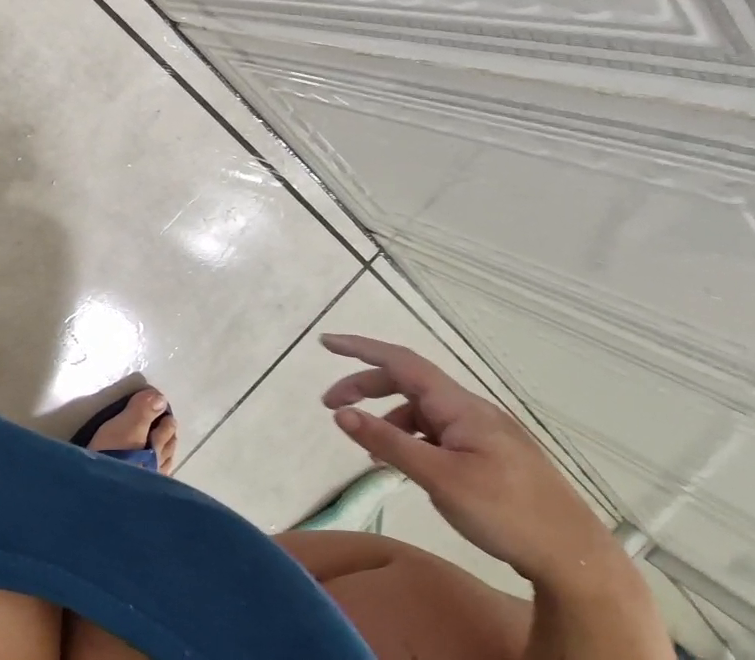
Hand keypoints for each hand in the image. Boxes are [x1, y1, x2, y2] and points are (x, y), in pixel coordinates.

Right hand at [319, 333, 620, 586]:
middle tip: (330, 407)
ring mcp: (486, 434)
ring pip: (423, 411)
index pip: (403, 362)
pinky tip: (405, 464)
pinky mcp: (492, 456)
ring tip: (369, 450)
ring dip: (388, 419)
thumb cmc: (508, 514)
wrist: (578, 561)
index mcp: (462, 408)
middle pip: (409, 383)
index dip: (361, 348)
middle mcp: (474, 412)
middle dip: (365, 387)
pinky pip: (438, 433)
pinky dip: (411, 438)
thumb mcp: (439, 479)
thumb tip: (341, 413)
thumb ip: (387, 443)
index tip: (325, 343)